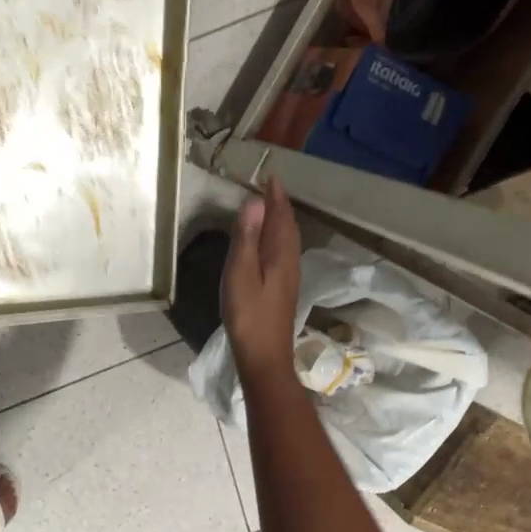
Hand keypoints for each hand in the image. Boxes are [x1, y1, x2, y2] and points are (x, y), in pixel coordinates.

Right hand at [222, 176, 301, 381]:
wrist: (264, 355)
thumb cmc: (248, 315)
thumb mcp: (241, 273)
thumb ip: (247, 238)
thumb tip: (255, 202)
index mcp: (280, 254)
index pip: (280, 216)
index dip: (276, 196)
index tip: (270, 176)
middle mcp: (289, 261)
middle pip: (288, 226)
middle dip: (280, 205)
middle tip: (270, 187)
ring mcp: (288, 277)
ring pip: (288, 240)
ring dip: (280, 221)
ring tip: (270, 209)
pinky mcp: (283, 289)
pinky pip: (284, 252)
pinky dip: (277, 238)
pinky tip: (269, 245)